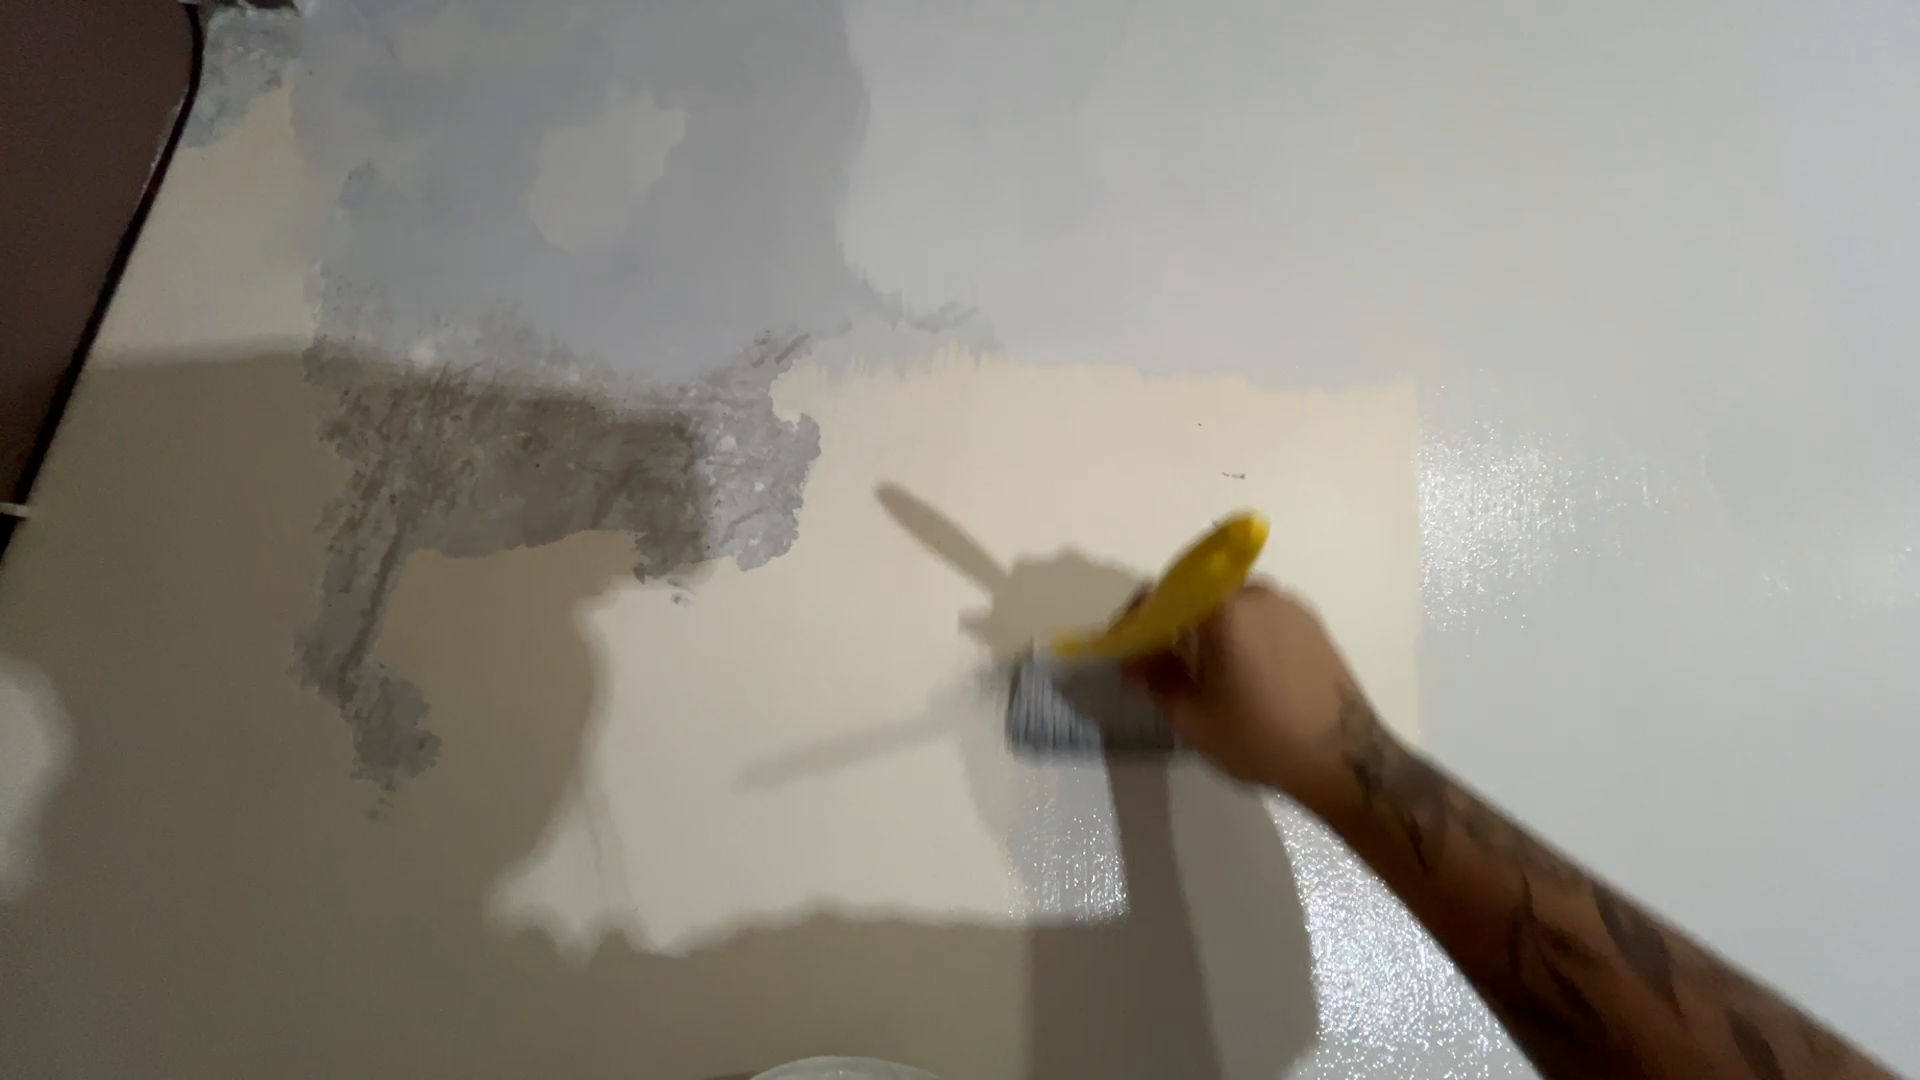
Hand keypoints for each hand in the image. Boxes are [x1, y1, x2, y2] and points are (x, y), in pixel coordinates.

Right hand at [1123, 581, 1373, 808]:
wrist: (1348, 761)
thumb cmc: (1262, 738)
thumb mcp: (1193, 719)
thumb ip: (1157, 680)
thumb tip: (1136, 661)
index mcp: (1225, 609)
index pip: (1165, 593)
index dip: (1137, 618)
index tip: (1126, 647)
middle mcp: (1258, 594)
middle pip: (1198, 594)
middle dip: (1171, 622)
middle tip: (1157, 659)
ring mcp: (1290, 607)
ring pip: (1229, 605)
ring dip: (1205, 628)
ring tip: (1197, 668)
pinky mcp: (1312, 625)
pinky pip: (1259, 617)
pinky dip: (1237, 634)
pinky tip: (1236, 670)